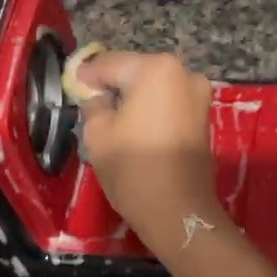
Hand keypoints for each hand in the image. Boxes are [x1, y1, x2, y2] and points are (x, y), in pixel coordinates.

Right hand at [76, 51, 221, 249]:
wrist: (179, 213)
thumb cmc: (134, 170)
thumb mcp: (98, 134)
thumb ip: (94, 105)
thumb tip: (99, 98)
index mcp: (155, 69)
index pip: (111, 64)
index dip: (88, 75)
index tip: (73, 84)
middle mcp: (183, 74)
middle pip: (136, 73)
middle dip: (114, 86)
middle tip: (91, 101)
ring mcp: (198, 97)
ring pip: (155, 90)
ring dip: (134, 100)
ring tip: (112, 118)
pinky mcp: (203, 120)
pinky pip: (168, 107)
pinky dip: (151, 113)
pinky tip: (134, 128)